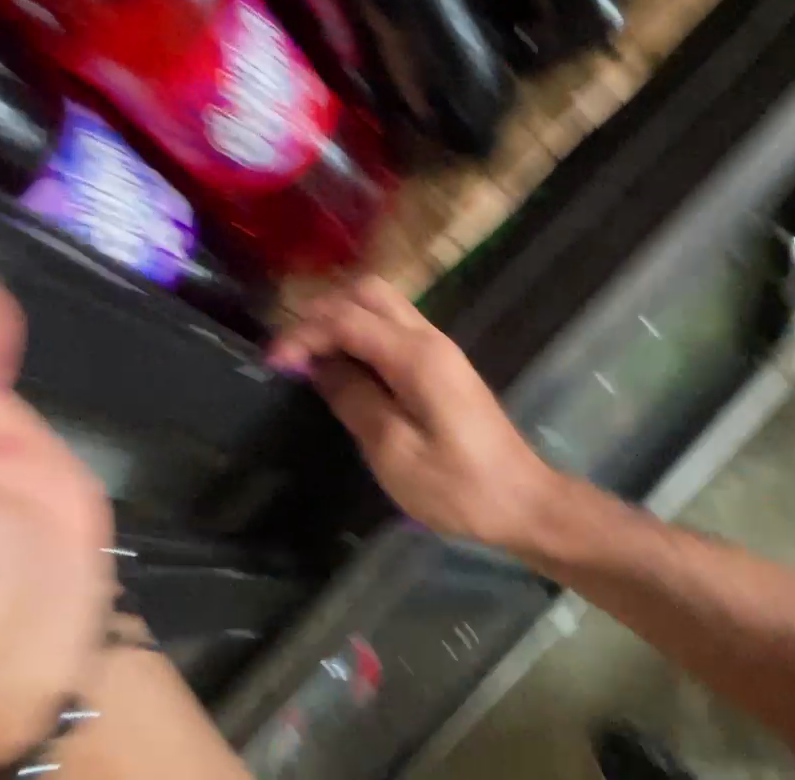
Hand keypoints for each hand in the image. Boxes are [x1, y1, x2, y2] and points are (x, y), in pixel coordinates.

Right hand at [268, 278, 560, 549]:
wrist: (522, 500)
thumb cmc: (458, 486)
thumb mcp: (394, 452)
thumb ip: (354, 400)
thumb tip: (319, 366)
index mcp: (417, 356)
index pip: (347, 319)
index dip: (304, 333)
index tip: (272, 363)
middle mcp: (429, 339)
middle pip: (369, 294)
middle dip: (323, 312)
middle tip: (293, 352)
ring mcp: (439, 349)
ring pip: (382, 306)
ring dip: (342, 320)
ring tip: (310, 357)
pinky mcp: (442, 366)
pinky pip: (393, 330)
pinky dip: (361, 335)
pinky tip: (345, 366)